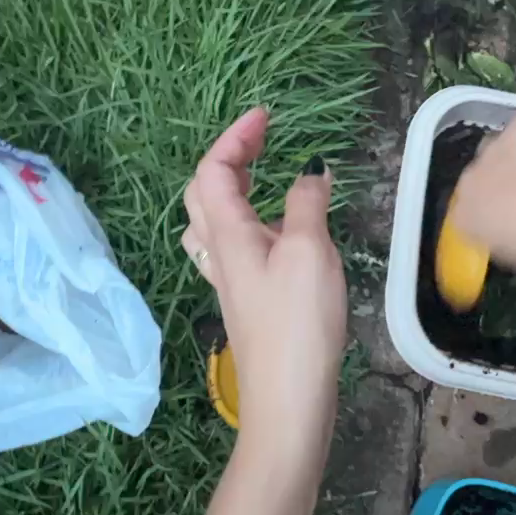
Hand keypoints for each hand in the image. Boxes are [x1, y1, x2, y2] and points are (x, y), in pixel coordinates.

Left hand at [182, 108, 346, 453]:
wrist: (288, 400)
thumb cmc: (297, 322)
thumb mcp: (309, 251)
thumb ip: (307, 204)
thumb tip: (311, 171)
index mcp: (227, 234)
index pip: (214, 170)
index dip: (235, 136)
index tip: (266, 115)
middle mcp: (219, 252)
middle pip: (204, 192)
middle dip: (229, 156)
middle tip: (263, 138)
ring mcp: (229, 278)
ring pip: (213, 219)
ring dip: (231, 186)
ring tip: (261, 174)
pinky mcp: (246, 297)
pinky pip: (233, 242)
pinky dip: (248, 217)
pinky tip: (274, 228)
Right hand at [450, 113, 515, 287]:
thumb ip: (506, 235)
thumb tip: (514, 228)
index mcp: (466, 219)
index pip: (471, 209)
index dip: (495, 209)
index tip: (515, 216)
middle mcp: (470, 181)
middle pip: (483, 173)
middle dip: (504, 179)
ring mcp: (494, 149)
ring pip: (504, 146)